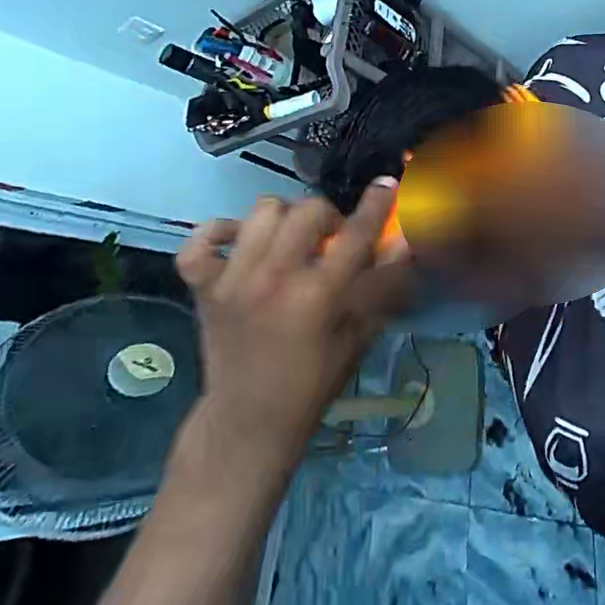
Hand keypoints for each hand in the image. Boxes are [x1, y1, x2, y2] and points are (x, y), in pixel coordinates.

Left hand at [174, 179, 413, 457]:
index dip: (376, 204)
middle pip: (308, 210)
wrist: (248, 420)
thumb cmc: (313, 381)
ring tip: (291, 239)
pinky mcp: (204, 287)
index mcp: (318, 295)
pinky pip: (203, 238)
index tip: (386, 184)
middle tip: (331, 237)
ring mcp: (233, 280)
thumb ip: (381, 284)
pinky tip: (241, 242)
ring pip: (262, 211)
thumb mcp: (359, 335)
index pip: (355, 234)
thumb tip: (402, 241)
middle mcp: (274, 278)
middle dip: (329, 216)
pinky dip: (221, 232)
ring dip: (285, 218)